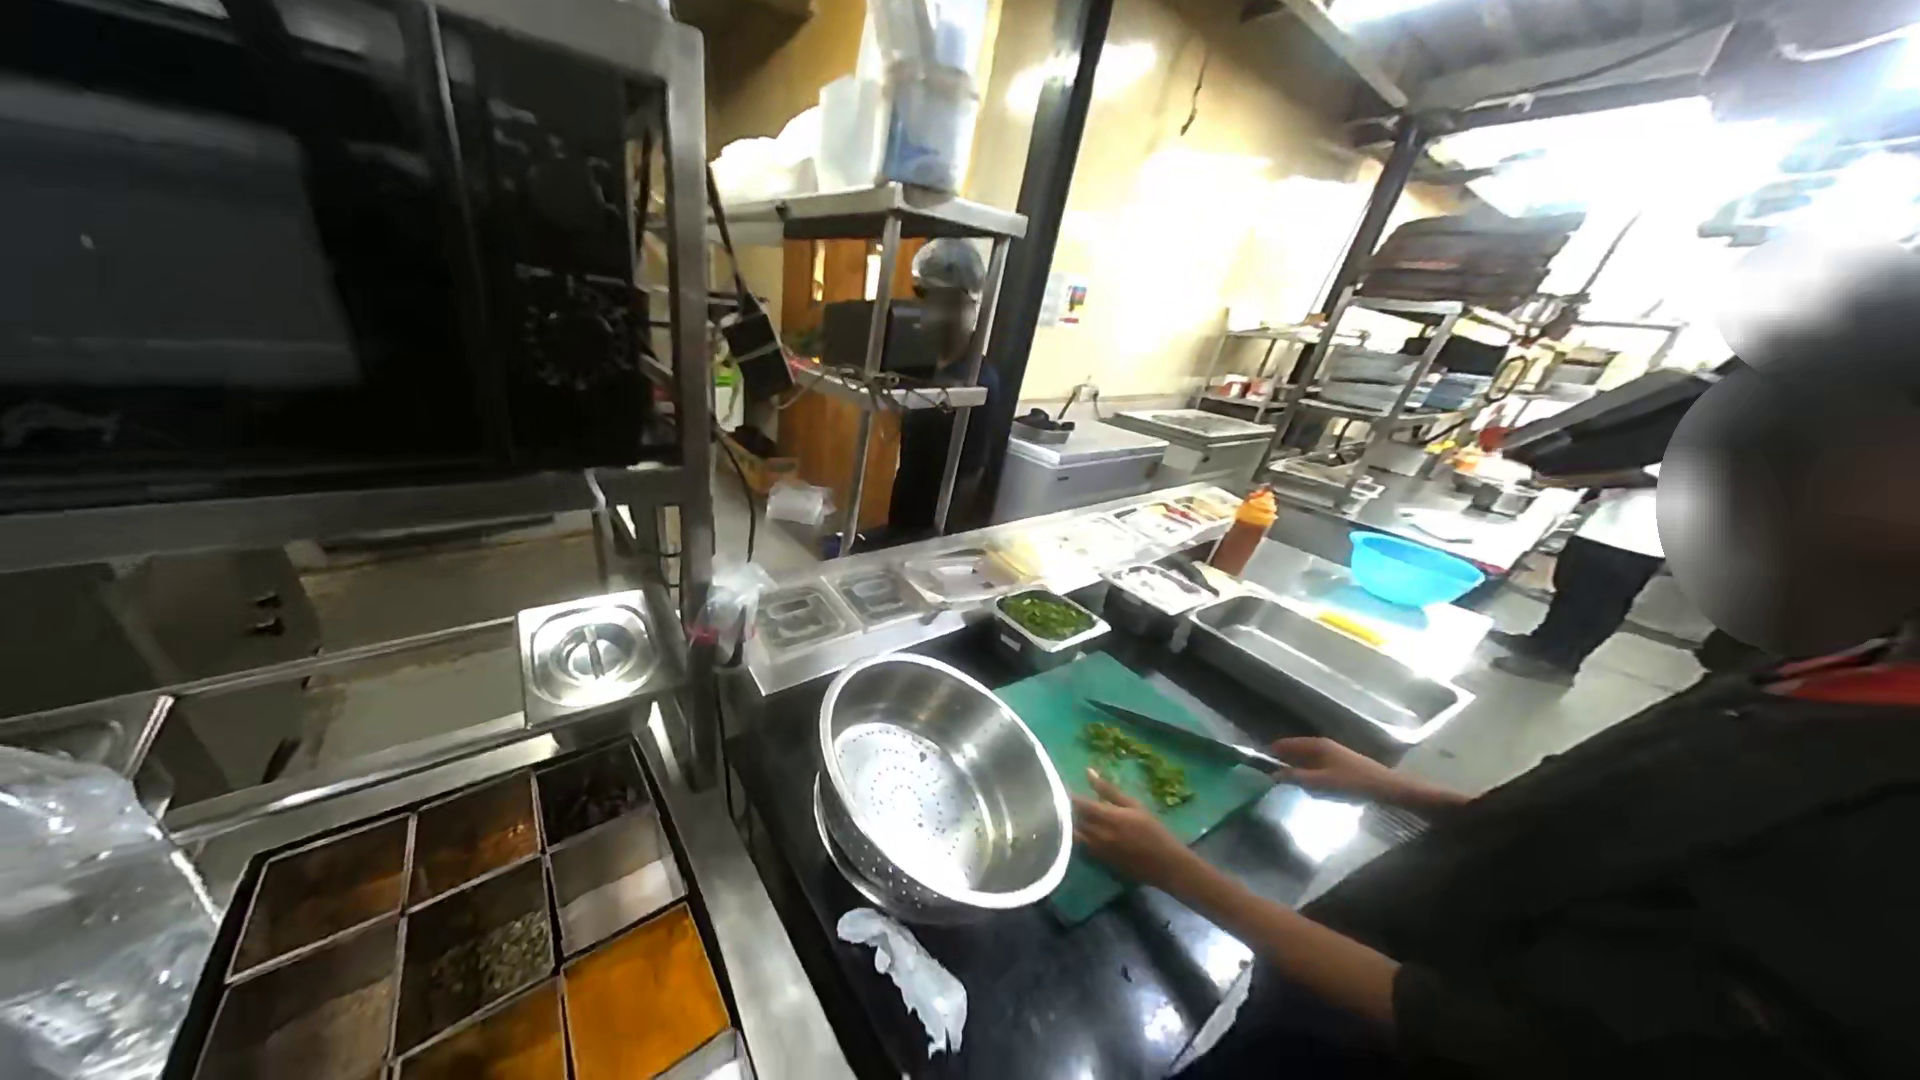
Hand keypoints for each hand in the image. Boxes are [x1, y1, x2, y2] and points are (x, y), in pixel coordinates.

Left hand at [1070, 769, 1200, 888]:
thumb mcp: (1133, 805)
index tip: (1061, 787)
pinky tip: (1079, 829)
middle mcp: (1098, 834)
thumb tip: (1088, 772)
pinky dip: (1077, 836)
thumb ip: (1108, 790)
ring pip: (1074, 834)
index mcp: (1108, 817)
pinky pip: (1081, 846)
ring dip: (1070, 823)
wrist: (1166, 865)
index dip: (1068, 795)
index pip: (1079, 804)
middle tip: (1061, 799)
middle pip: (1073, 819)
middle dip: (1066, 809)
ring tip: (1068, 814)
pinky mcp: (1100, 861)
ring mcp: (1098, 850)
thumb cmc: (1152, 830)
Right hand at [1271, 737, 1470, 813]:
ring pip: (1306, 761)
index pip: (1284, 744)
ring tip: (1292, 788)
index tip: (1258, 767)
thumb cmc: (1353, 783)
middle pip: (1294, 752)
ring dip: (1298, 772)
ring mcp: (1332, 754)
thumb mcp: (1320, 783)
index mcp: (1314, 745)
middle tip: (1273, 782)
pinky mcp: (1341, 765)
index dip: (1270, 754)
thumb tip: (1272, 774)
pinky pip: (1317, 768)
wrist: (1390, 790)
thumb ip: (1295, 777)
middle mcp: (1321, 745)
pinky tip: (1313, 790)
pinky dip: (1310, 776)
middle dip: (1284, 765)